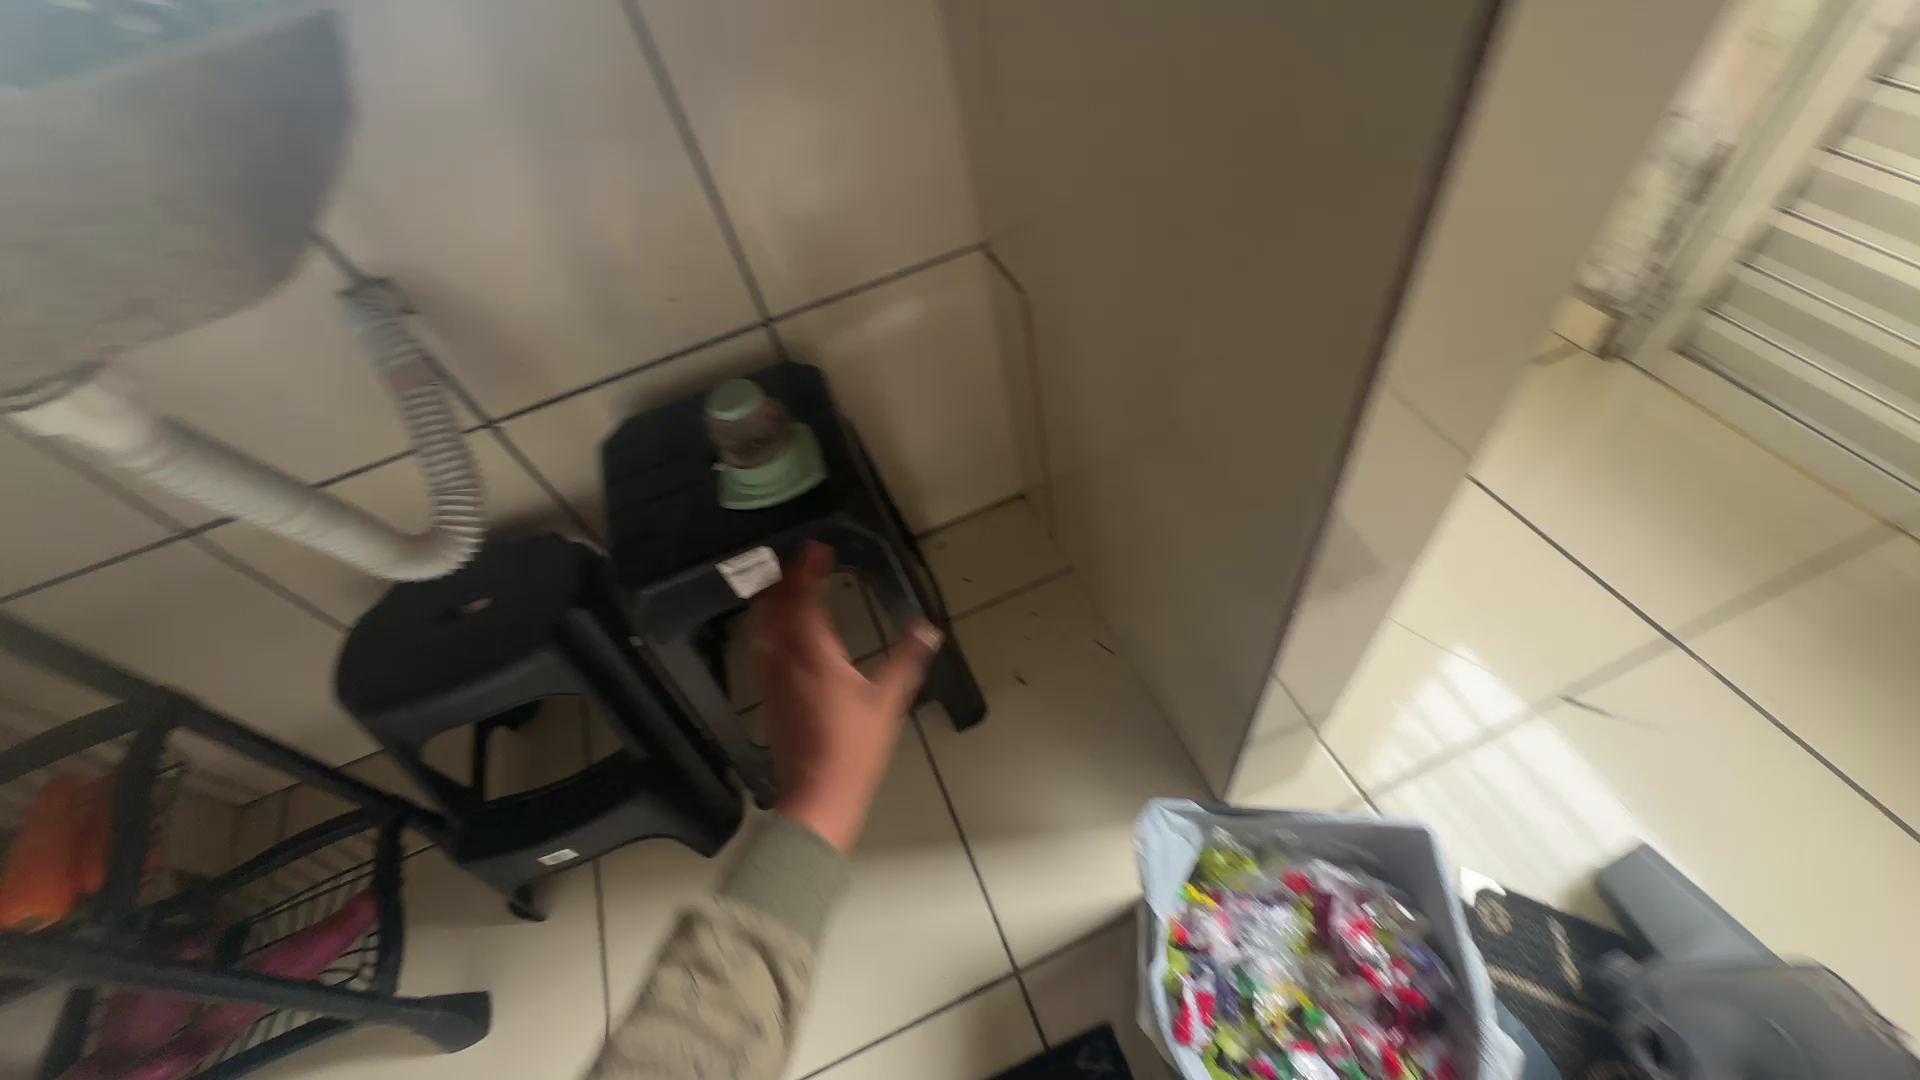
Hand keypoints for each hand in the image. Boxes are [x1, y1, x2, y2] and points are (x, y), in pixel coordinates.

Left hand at [752, 542, 942, 852]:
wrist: (816, 794)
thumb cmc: (854, 750)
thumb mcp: (888, 702)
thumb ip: (906, 659)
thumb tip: (926, 628)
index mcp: (817, 657)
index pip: (805, 600)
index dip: (808, 570)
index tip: (817, 549)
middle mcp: (787, 660)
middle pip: (775, 606)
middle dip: (786, 577)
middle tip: (803, 561)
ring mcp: (773, 678)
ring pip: (763, 625)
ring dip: (774, 598)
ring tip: (790, 584)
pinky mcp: (768, 694)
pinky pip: (763, 646)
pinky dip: (770, 624)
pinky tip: (781, 628)